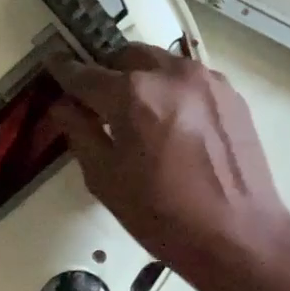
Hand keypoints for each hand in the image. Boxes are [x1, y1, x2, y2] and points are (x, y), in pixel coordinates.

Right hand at [49, 43, 289, 274]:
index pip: (85, 74)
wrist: (236, 234)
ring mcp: (206, 80)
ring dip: (140, 77)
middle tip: (96, 101)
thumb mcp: (105, 179)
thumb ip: (80, 134)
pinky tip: (169, 123)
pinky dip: (170, 90)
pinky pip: (188, 79)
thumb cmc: (161, 214)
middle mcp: (169, 74)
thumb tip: (63, 108)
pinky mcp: (230, 94)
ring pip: (160, 63)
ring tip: (135, 112)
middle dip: (106, 72)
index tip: (52, 65)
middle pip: (125, 56)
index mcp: (132, 94)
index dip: (64, 71)